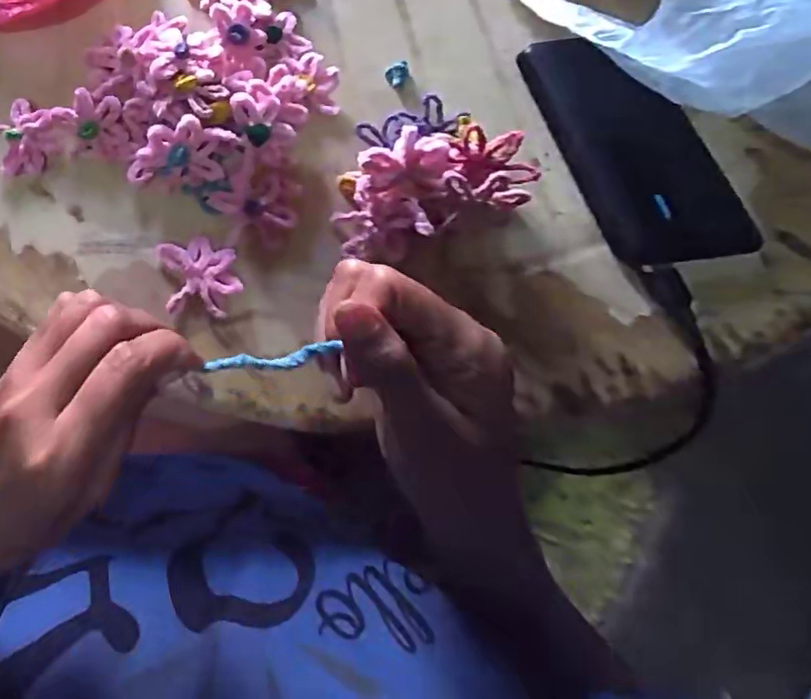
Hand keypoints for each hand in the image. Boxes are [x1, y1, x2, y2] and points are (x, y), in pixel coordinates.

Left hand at [0, 292, 199, 591]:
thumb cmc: (28, 526)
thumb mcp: (90, 494)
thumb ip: (124, 427)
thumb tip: (156, 371)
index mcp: (60, 448)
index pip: (121, 367)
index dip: (166, 349)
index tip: (190, 358)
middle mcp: (36, 398)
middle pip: (102, 324)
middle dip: (148, 324)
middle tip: (169, 346)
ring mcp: (17, 373)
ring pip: (78, 308)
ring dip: (120, 311)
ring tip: (138, 337)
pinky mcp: (9, 361)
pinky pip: (55, 315)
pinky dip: (90, 310)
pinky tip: (104, 332)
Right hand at [318, 260, 541, 592]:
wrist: (472, 529)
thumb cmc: (452, 485)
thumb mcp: (418, 427)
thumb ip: (387, 363)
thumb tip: (345, 306)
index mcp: (464, 338)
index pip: (393, 286)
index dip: (351, 311)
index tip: (344, 372)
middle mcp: (449, 325)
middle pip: (373, 282)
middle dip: (340, 322)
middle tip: (342, 379)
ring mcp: (430, 336)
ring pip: (362, 298)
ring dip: (338, 335)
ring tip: (346, 384)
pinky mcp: (411, 349)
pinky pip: (364, 323)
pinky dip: (344, 346)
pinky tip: (351, 382)